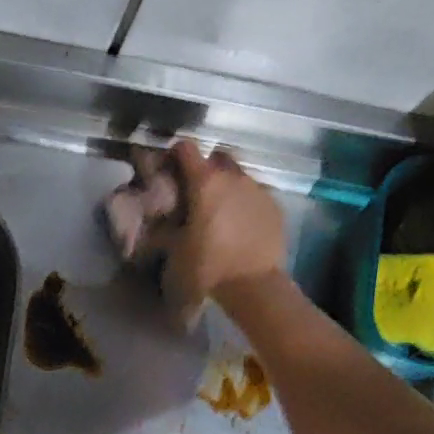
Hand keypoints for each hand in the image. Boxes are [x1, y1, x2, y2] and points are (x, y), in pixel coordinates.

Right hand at [161, 139, 289, 311]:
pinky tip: (239, 225)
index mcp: (205, 182)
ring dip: (227, 187)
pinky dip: (244, 203)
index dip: (174, 156)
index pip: (186, 149)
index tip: (169, 170)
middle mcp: (234, 176)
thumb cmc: (208, 267)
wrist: (253, 285)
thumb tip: (159, 220)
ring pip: (238, 175)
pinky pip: (255, 194)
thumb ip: (166, 229)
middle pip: (216, 157)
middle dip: (205, 169)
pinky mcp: (274, 205)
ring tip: (219, 212)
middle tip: (196, 193)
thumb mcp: (175, 251)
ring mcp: (258, 188)